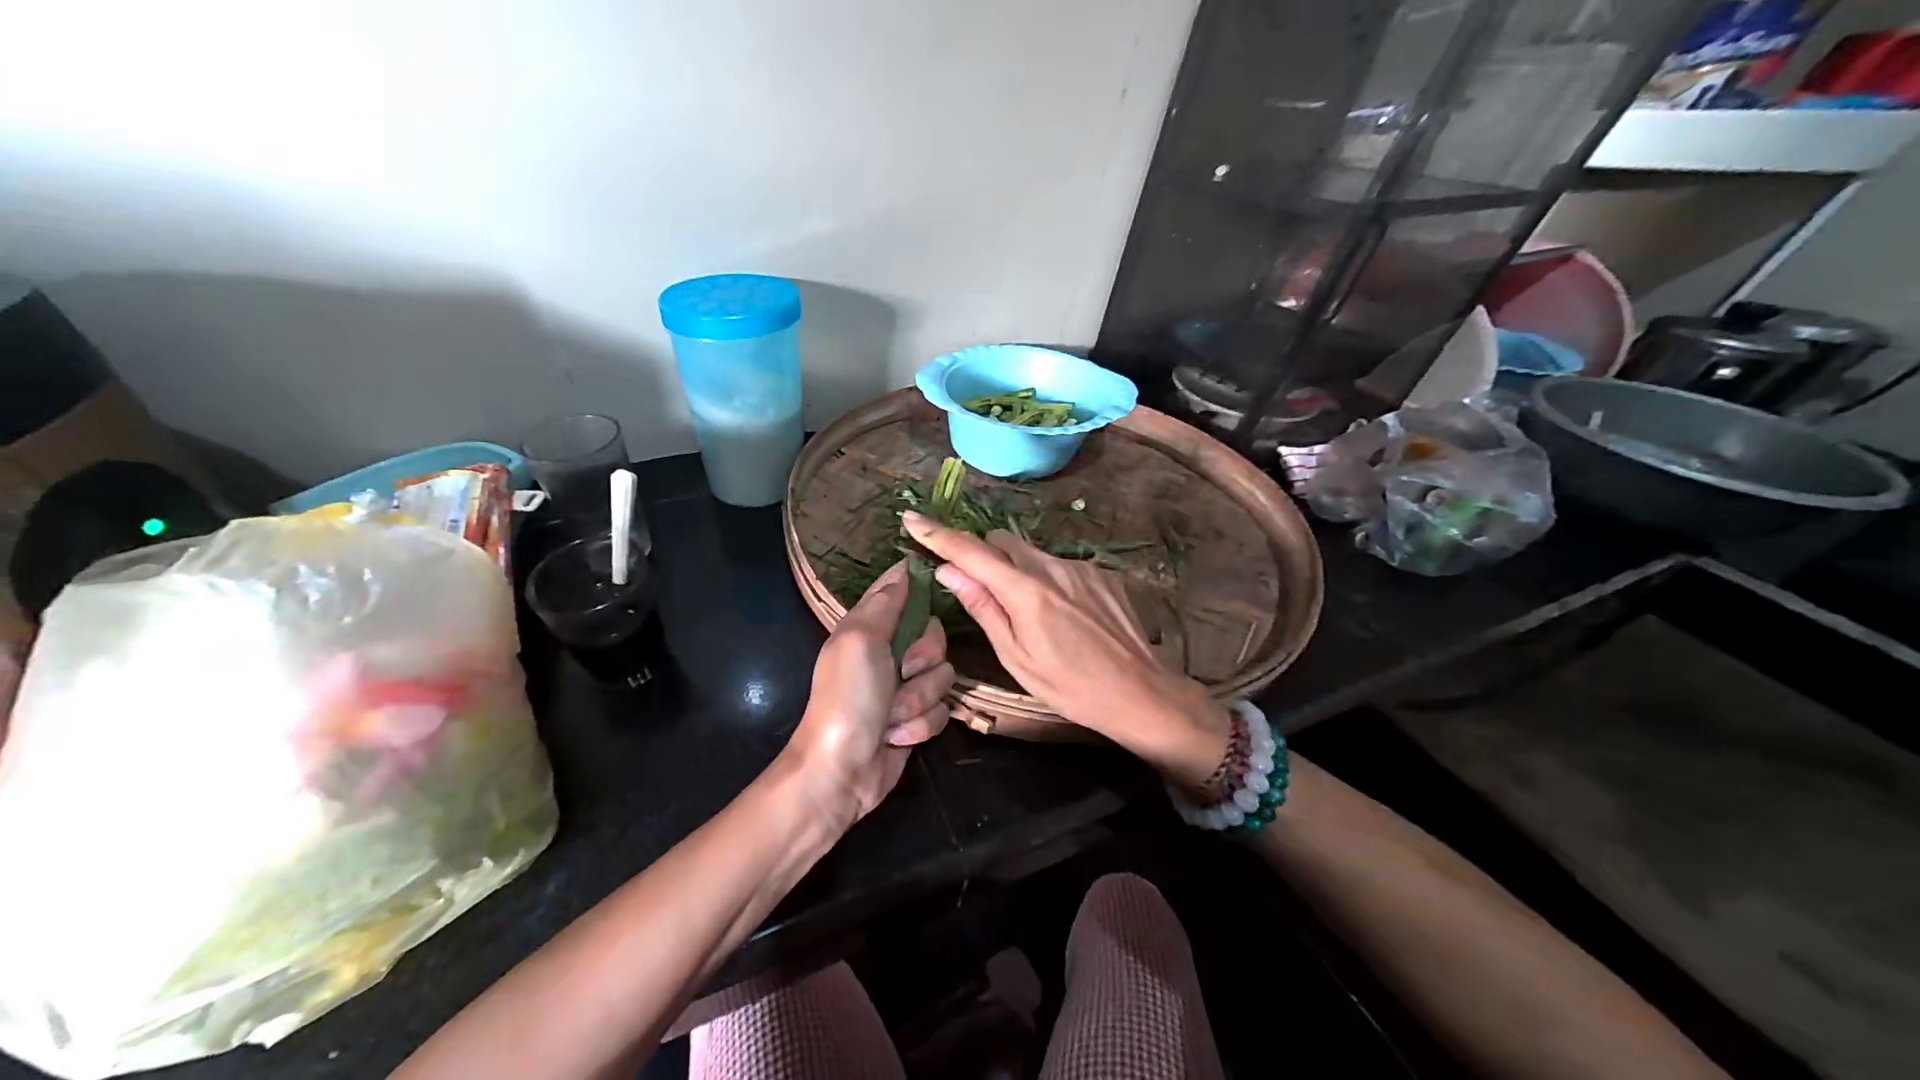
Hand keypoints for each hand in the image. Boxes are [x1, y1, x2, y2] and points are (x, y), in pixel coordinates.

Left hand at [784, 561, 954, 827]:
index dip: (918, 593)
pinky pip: (942, 711)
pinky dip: (918, 726)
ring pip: (943, 677)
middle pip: (935, 637)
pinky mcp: (917, 719)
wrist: (842, 769)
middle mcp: (888, 653)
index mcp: (869, 627)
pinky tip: (896, 737)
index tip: (932, 592)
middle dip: (923, 660)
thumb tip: (903, 568)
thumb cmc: (848, 698)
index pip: (903, 593)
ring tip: (891, 716)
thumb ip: (885, 603)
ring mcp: (904, 688)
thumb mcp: (860, 640)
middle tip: (900, 673)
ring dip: (917, 700)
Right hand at [901, 512, 1230, 789]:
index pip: (971, 551)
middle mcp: (1052, 567)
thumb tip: (948, 571)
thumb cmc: (1069, 686)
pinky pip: (1060, 566)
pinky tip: (1064, 616)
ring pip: (1032, 554)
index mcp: (1026, 591)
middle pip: (1002, 542)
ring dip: (1018, 571)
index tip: (911, 518)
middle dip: (983, 555)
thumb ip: (983, 607)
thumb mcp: (1016, 657)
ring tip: (1032, 615)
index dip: (938, 534)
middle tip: (980, 587)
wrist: (1139, 692)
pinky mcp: (1100, 573)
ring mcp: (1079, 567)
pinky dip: (1048, 581)